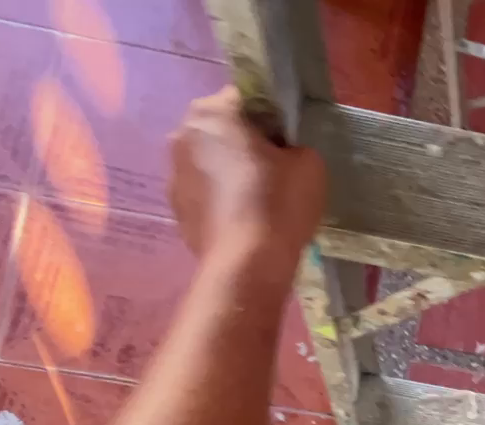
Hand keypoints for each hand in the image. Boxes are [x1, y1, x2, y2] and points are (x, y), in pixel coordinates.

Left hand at [167, 87, 326, 271]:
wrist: (247, 265)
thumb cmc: (278, 206)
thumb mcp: (310, 166)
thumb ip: (298, 148)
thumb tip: (286, 153)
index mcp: (213, 111)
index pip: (248, 100)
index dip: (274, 123)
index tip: (289, 150)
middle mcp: (183, 133)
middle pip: (225, 132)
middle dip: (247, 149)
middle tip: (277, 179)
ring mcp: (174, 173)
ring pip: (212, 165)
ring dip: (232, 177)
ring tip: (261, 208)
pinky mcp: (176, 209)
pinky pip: (205, 196)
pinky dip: (222, 205)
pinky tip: (245, 226)